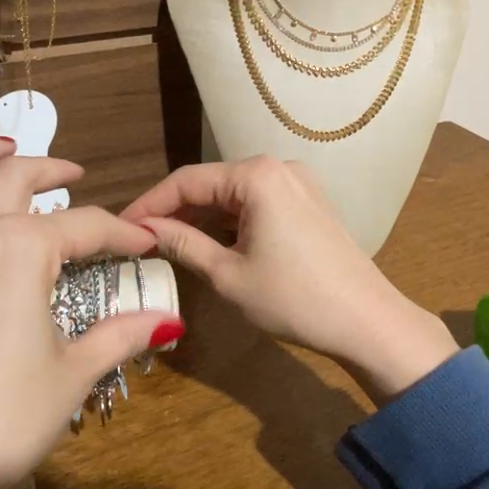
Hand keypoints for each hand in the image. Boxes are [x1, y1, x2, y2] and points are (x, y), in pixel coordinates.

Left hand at [0, 138, 181, 485]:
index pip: (84, 227)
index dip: (119, 232)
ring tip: (2, 148)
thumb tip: (167, 320)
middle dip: (53, 172)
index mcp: (21, 251)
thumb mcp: (69, 378)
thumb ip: (118, 336)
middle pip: (15, 180)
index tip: (141, 242)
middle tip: (75, 177)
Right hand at [121, 157, 456, 402]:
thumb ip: (183, 243)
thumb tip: (144, 230)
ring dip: (201, 216)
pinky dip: (230, 220)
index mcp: (257, 175)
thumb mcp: (228, 275)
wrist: (368, 322)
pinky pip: (257, 203)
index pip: (186, 180)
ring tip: (166, 243)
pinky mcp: (310, 202)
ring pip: (234, 194)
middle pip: (211, 182)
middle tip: (139, 238)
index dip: (149, 204)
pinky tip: (209, 242)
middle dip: (174, 210)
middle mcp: (279, 166)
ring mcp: (299, 183)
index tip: (119, 227)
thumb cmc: (293, 299)